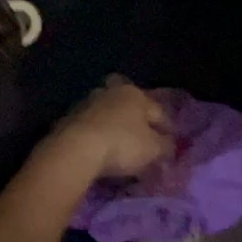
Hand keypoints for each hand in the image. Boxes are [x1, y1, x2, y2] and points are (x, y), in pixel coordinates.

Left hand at [42, 77, 173, 179]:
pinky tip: (100, 147)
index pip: (158, 111)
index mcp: (135, 94)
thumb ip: (165, 145)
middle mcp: (111, 92)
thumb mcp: (153, 149)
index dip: (168, 128)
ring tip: (120, 143)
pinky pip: (91, 124)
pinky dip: (98, 133)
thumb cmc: (122, 145)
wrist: (75, 149)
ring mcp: (88, 103)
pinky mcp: (69, 118)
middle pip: (129, 102)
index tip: (171, 144)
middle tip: (142, 133)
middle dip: (137, 115)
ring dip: (115, 123)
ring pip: (108, 111)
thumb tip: (168, 144)